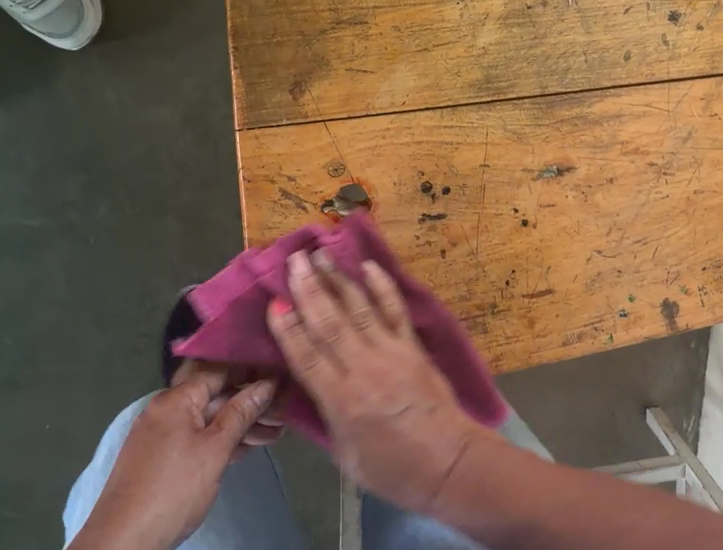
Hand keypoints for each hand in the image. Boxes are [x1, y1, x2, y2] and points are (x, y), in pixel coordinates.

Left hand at [68, 368, 276, 549]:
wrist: (121, 544)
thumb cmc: (173, 490)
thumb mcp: (215, 449)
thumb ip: (242, 413)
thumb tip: (267, 384)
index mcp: (175, 400)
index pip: (220, 371)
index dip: (252, 373)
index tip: (281, 380)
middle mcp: (165, 410)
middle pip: (215, 397)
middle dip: (250, 405)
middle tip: (282, 415)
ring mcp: (159, 436)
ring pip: (207, 421)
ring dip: (239, 426)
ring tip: (273, 436)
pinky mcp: (158, 459)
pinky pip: (195, 438)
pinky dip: (219, 442)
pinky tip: (244, 451)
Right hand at [268, 249, 492, 510]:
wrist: (447, 462)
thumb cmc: (392, 468)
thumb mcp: (344, 454)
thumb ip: (326, 416)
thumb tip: (309, 389)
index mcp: (341, 401)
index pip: (306, 357)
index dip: (288, 328)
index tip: (274, 302)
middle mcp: (363, 368)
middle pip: (329, 322)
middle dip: (309, 289)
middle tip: (295, 259)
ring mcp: (391, 352)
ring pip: (359, 308)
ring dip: (338, 279)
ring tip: (321, 254)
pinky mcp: (413, 346)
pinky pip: (395, 310)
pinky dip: (382, 286)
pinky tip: (368, 266)